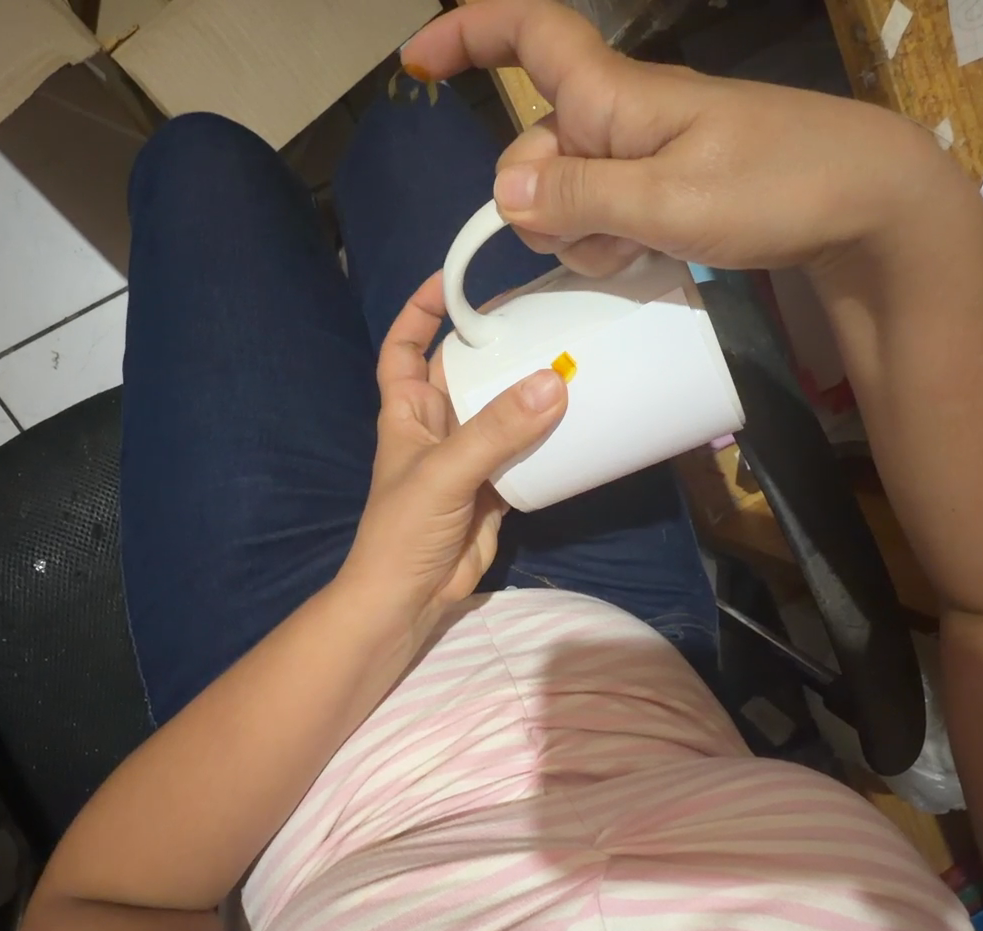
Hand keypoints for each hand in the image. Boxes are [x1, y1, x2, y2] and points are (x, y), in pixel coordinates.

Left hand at [337, 273, 567, 631]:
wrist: (410, 600)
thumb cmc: (404, 530)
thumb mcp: (444, 472)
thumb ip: (495, 431)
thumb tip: (553, 381)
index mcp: (407, 411)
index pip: (403, 347)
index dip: (420, 310)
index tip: (453, 279)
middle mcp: (438, 427)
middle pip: (465, 372)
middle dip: (496, 346)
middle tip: (543, 315)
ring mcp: (469, 459)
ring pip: (501, 412)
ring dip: (529, 391)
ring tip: (571, 357)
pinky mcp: (496, 489)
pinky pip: (525, 453)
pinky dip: (548, 439)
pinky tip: (578, 421)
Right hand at [402, 0, 957, 277]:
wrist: (864, 206)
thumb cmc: (775, 187)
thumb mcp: (668, 201)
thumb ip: (581, 195)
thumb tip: (504, 188)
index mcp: (616, 96)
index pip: (530, 37)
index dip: (469, 37)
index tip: (417, 64)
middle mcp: (620, 118)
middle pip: (536, 152)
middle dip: (545, 206)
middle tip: (605, 238)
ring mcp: (643, 157)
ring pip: (568, 195)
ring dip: (583, 235)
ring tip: (643, 248)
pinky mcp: (663, 190)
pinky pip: (606, 216)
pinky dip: (612, 244)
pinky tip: (651, 256)